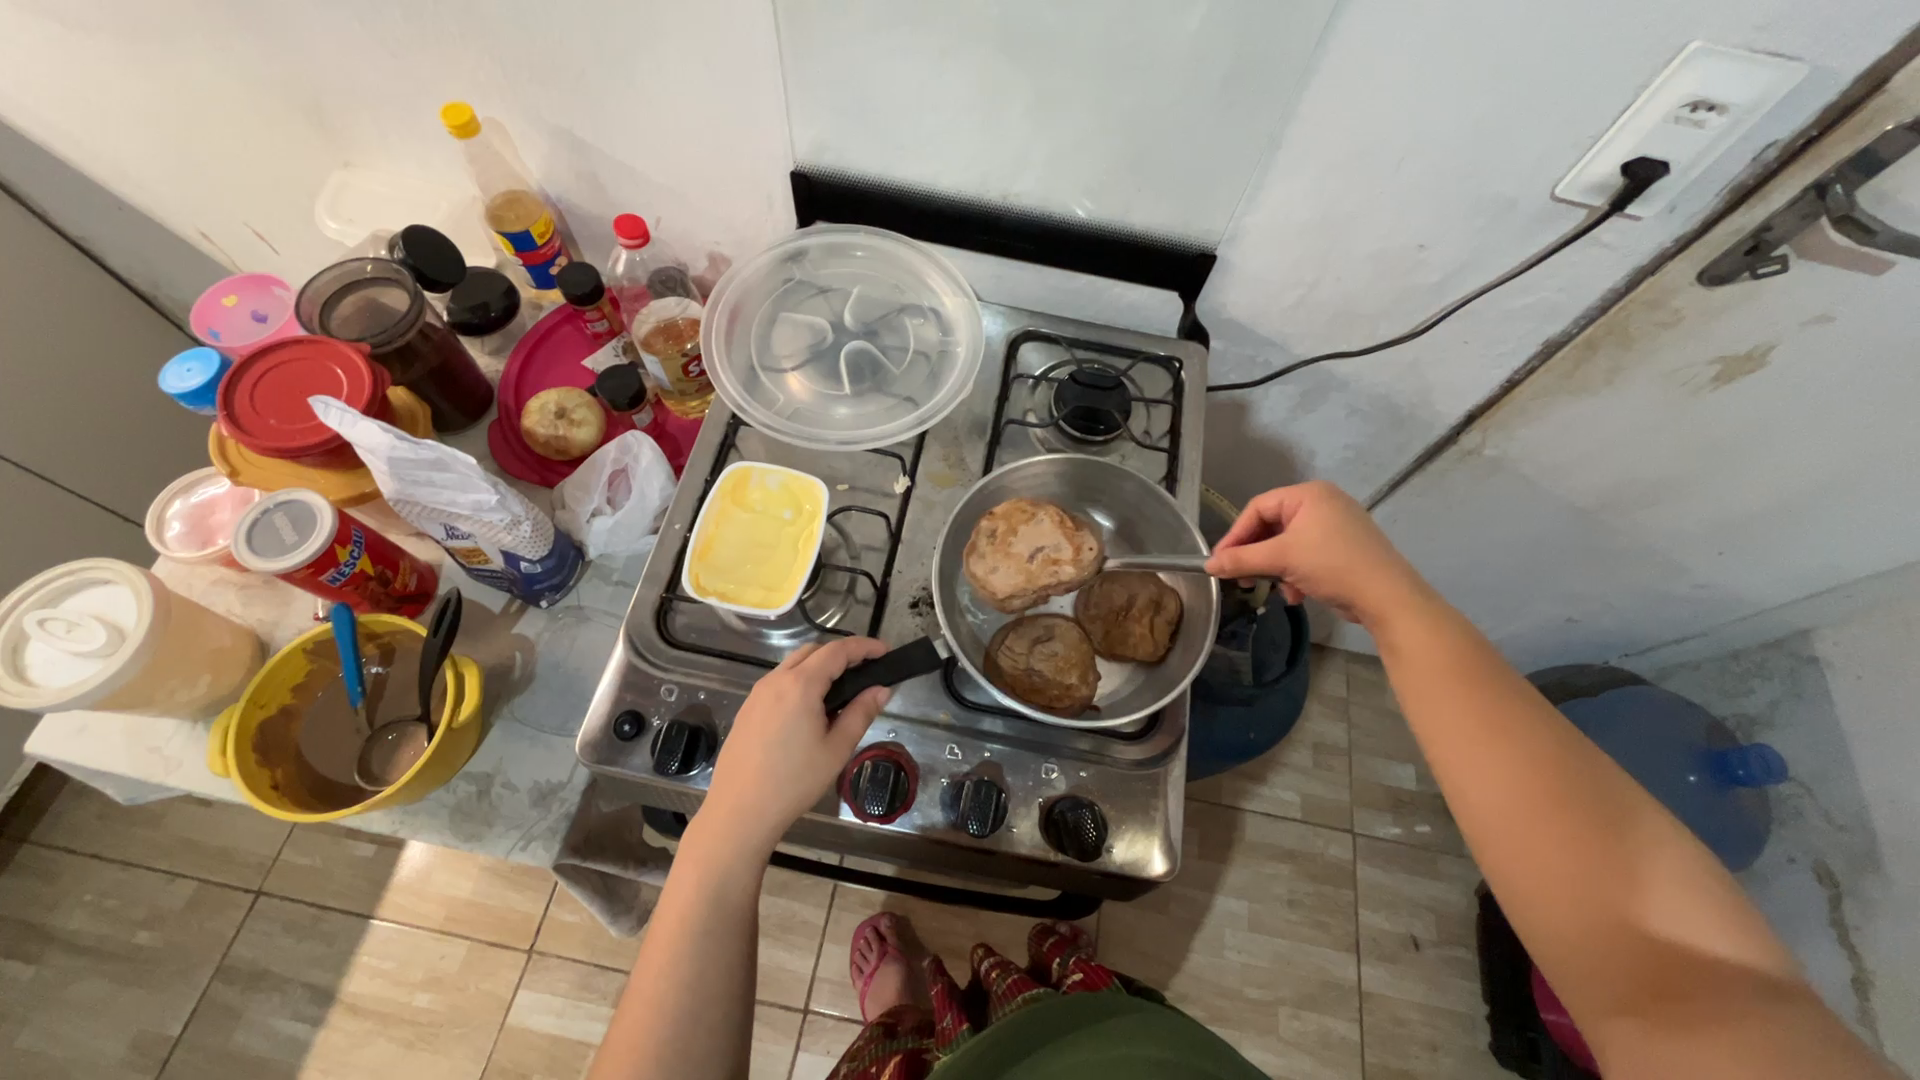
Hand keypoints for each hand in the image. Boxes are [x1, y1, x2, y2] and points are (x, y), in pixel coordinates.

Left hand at [703, 637, 891, 852]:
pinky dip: (800, 682)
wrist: (740, 811)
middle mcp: (775, 680)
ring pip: (793, 665)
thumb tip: (882, 689)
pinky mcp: (747, 709)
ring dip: (819, 667)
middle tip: (865, 671)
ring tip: (840, 692)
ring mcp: (757, 694)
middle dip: (841, 654)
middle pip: (813, 651)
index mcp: (800, 685)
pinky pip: (778, 683)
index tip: (885, 652)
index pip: (837, 651)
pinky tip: (810, 710)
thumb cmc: (794, 781)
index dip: (864, 647)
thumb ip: (861, 713)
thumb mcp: (837, 749)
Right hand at [1205, 481, 1431, 628]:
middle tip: (1239, 577)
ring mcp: (1334, 526)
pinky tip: (1296, 594)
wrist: (1387, 596)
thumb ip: (1240, 560)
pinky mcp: (1341, 549)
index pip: (1257, 508)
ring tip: (1272, 589)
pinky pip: (1304, 556)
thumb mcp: (1280, 560)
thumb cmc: (1331, 565)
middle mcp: (1322, 504)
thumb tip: (1207, 566)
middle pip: (1271, 527)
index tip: (1219, 561)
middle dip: (1255, 555)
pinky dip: (1294, 574)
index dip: (1235, 535)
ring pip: (1286, 545)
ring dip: (1274, 569)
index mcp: (1308, 495)